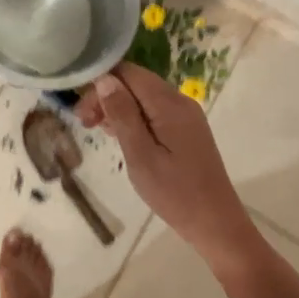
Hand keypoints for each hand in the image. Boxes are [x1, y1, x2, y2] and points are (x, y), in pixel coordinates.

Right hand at [78, 62, 257, 265]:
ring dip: (117, 107)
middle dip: (106, 96)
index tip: (83, 111)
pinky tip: (120, 136)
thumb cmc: (175, 193)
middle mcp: (180, 101)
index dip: (100, 83)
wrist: (215, 224)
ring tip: (98, 131)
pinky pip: (153, 111)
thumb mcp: (140, 155)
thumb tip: (104, 79)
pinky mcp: (186, 129)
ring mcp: (185, 115)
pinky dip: (133, 118)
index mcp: (169, 104)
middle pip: (135, 82)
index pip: (128, 72)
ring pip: (142, 97)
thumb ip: (122, 114)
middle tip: (85, 124)